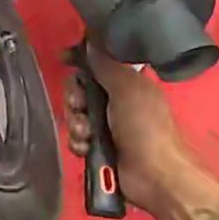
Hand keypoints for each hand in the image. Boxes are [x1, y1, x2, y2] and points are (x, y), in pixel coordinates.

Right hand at [63, 43, 195, 212]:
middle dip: (75, 97)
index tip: (63, 59)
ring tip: (86, 133)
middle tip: (80, 106)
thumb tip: (90, 43)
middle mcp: (115, 103)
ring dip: (76, 123)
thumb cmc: (145, 127)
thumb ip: (106, 65)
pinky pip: (77, 138)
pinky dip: (79, 142)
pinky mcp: (98, 149)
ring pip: (76, 115)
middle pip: (80, 90)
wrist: (155, 176)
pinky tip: (86, 147)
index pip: (97, 65)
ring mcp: (106, 127)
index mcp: (127, 84)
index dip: (80, 62)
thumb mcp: (128, 88)